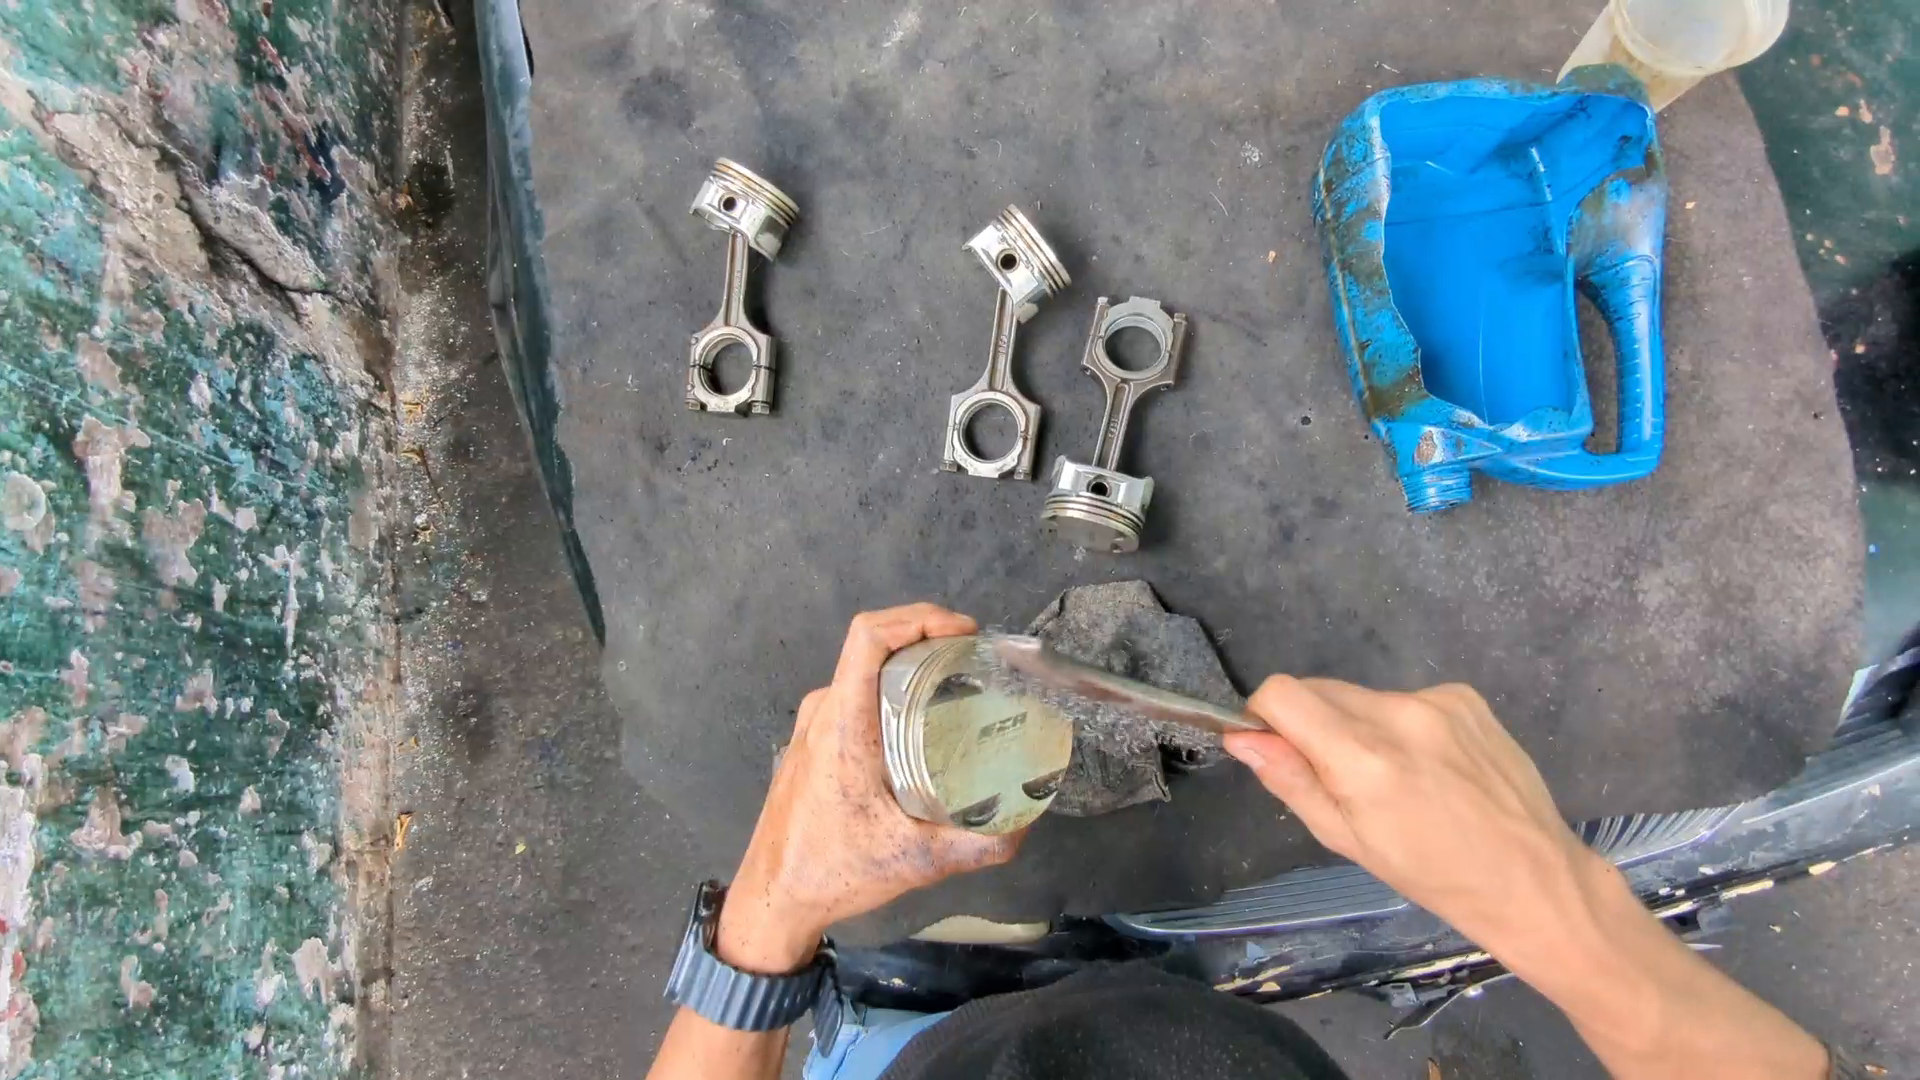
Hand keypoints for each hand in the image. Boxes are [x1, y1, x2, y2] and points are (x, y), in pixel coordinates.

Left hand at [716, 604, 1022, 973]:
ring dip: (909, 663)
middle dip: (927, 637)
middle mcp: (824, 708)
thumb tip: (1026, 825)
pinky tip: (920, 722)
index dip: (918, 617)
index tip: (963, 632)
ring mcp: (813, 722)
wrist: (771, 900)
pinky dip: (891, 688)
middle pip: (874, 645)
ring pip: (865, 669)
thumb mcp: (917, 860)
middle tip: (974, 661)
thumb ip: (978, 845)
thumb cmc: (834, 870)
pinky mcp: (813, 739)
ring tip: (956, 685)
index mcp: (843, 721)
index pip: (869, 636)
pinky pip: (856, 693)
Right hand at [1224, 677, 1830, 1079]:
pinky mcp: (1464, 697)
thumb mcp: (1344, 839)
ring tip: (1393, 770)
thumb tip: (1240, 737)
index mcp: (1364, 757)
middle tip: (1339, 771)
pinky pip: (1400, 697)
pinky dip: (1396, 722)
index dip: (1265, 714)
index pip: (1281, 692)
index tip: (1276, 745)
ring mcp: (1436, 701)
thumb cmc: (1430, 874)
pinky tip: (1428, 761)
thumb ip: (1288, 778)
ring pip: (1357, 694)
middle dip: (1309, 721)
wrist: (1537, 881)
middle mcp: (1398, 715)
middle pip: (1315, 688)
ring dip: (1353, 722)